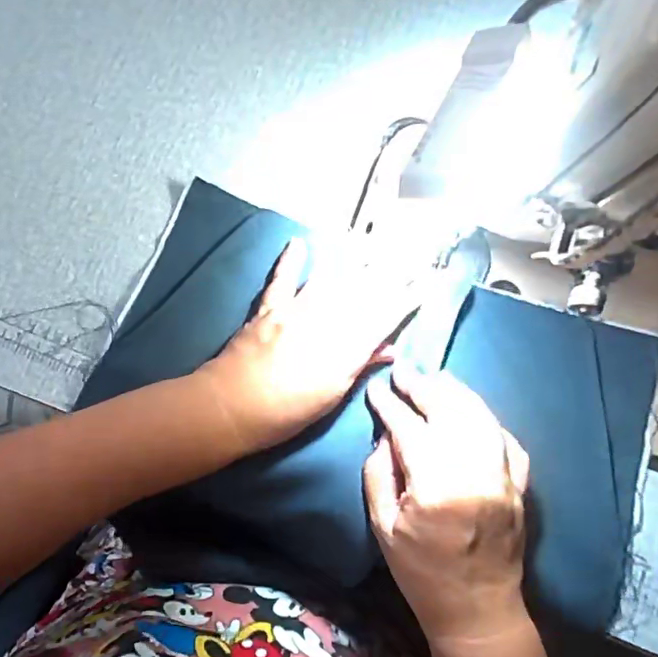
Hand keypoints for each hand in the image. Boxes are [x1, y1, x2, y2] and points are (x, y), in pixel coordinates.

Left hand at [194, 238, 419, 452]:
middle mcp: (324, 321)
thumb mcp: (330, 397)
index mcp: (345, 348)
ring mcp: (293, 311)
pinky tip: (299, 243)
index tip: (428, 280)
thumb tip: (388, 347)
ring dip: (353, 262)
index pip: (385, 315)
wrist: (229, 407)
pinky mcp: (267, 308)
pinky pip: (282, 279)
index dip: (409, 297)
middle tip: (411, 255)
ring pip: (330, 279)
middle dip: (390, 272)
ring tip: (373, 245)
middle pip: (363, 290)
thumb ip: (358, 366)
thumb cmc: (284, 414)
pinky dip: (291, 260)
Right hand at [363, 366, 531, 643]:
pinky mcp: (520, 484)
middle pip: (451, 413)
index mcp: (436, 489)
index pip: (410, 429)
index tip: (376, 390)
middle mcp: (476, 475)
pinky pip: (505, 438)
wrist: (477, 607)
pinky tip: (468, 409)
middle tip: (404, 373)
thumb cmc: (419, 571)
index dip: (391, 406)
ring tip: (433, 379)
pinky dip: (485, 418)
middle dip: (425, 388)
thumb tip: (385, 437)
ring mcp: (505, 478)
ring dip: (456, 394)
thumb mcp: (382, 526)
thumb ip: (379, 475)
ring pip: (482, 419)